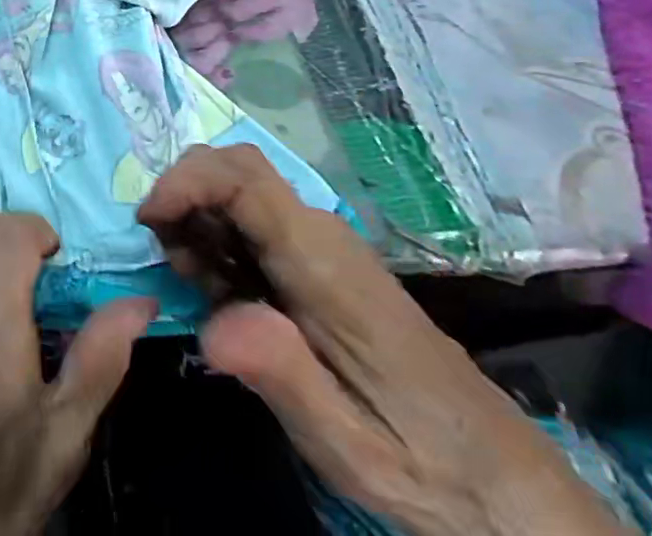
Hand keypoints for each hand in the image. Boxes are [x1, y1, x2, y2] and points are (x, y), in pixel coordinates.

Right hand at [137, 145, 628, 535]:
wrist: (503, 483)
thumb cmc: (422, 461)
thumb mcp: (349, 443)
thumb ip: (283, 375)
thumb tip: (214, 323)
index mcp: (327, 267)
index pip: (244, 179)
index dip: (184, 182)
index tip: (148, 222)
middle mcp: (322, 238)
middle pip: (234, 167)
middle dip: (182, 195)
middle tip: (170, 259)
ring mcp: (320, 246)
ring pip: (234, 190)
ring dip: (194, 220)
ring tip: (195, 285)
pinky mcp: (315, 262)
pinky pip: (247, 221)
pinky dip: (211, 239)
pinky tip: (219, 291)